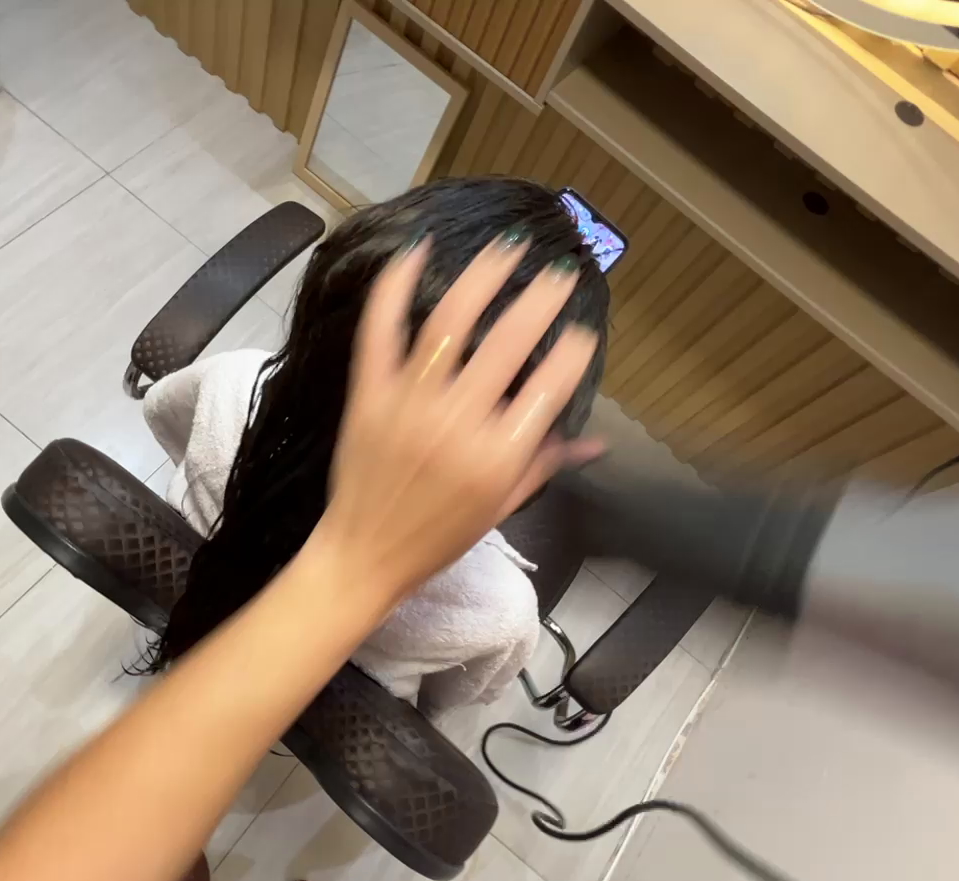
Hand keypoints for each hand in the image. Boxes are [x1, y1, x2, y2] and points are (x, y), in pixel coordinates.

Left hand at [305, 233, 602, 609]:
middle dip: (542, 298)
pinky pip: (381, 331)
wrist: (363, 555)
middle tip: (559, 272)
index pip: (551, 385)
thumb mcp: (499, 509)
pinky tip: (417, 248)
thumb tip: (595, 441)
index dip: (573, 350)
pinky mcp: (369, 395)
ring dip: (484, 277)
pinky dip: (395, 286)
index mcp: (497, 456)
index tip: (581, 331)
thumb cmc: (436, 538)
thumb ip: (544, 465)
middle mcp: (457, 422)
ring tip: (508, 248)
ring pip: (450, 322)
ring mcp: (409, 403)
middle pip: (510, 342)